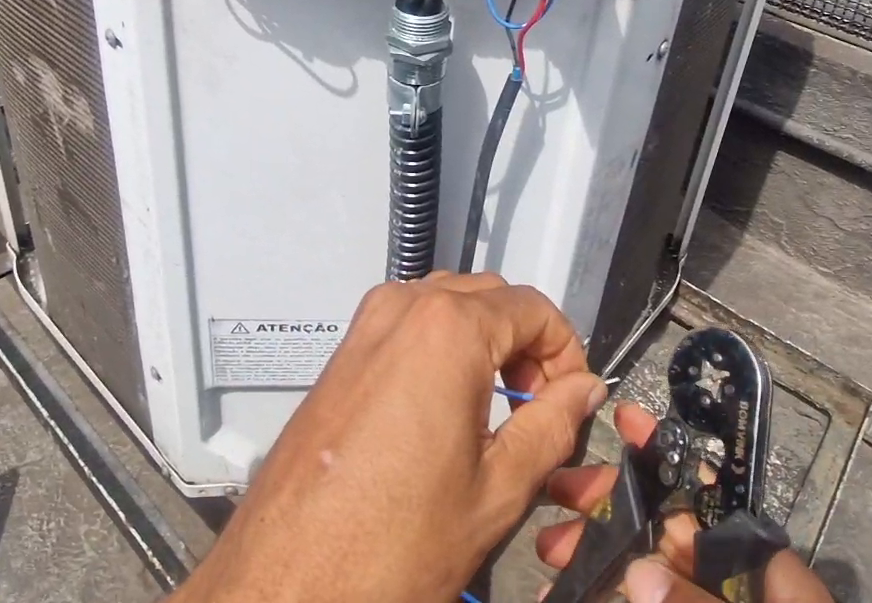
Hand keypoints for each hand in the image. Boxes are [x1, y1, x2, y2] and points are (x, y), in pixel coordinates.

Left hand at [175, 272, 608, 602]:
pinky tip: (452, 407)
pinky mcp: (345, 352)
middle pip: (492, 298)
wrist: (288, 580)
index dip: (567, 352)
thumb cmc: (384, 546)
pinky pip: (411, 325)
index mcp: (447, 330)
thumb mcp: (496, 490)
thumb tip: (583, 391)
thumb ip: (552, 426)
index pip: (534, 308)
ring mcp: (367, 327)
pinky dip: (444, 347)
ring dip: (486, 341)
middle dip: (528, 343)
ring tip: (501, 407)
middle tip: (544, 404)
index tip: (573, 395)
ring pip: (450, 304)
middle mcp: (403, 310)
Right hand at [537, 403, 834, 602]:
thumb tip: (638, 571)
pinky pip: (648, 600)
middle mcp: (734, 584)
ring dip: (599, 556)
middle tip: (558, 497)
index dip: (666, 454)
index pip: (709, 495)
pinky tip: (573, 590)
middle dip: (611, 507)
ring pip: (647, 571)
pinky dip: (611, 592)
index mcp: (763, 570)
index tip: (622, 419)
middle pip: (665, 528)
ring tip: (550, 555)